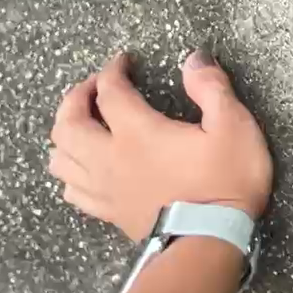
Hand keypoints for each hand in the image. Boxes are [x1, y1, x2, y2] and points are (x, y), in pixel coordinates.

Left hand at [48, 51, 273, 242]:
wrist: (210, 233)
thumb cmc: (226, 175)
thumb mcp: (233, 123)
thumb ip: (211, 87)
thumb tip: (193, 58)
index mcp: (139, 133)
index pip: (111, 95)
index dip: (112, 72)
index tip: (121, 59)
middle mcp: (110, 158)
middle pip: (68, 126)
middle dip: (74, 99)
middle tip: (90, 84)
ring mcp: (104, 188)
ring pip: (59, 158)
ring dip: (63, 133)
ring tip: (79, 120)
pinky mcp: (107, 209)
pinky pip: (70, 187)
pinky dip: (68, 168)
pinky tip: (82, 164)